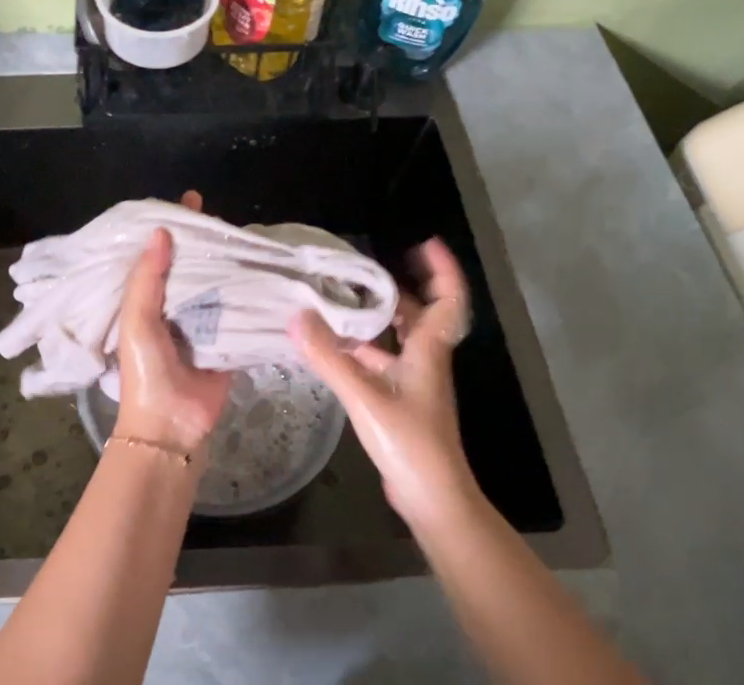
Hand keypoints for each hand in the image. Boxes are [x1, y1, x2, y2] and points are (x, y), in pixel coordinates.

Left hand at [113, 191, 232, 454]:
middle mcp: (174, 307)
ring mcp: (203, 324)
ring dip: (233, 265)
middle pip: (193, 266)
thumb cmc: (146, 372)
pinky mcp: (228, 341)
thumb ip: (146, 278)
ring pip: (219, 285)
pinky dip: (252, 295)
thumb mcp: (137, 320)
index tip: (192, 199)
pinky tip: (269, 273)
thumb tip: (161, 231)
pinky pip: (241, 312)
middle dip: (208, 243)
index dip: (173, 226)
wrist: (171, 427)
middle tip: (231, 218)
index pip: (159, 254)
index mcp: (146, 300)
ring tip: (254, 237)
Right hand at [290, 238, 478, 526]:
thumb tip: (296, 315)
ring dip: (377, 319)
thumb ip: (329, 357)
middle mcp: (426, 361)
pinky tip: (334, 349)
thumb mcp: (364, 396)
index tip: (423, 244)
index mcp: (429, 352)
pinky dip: (363, 349)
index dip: (441, 270)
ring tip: (341, 300)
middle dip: (399, 288)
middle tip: (365, 268)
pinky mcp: (401, 403)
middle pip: (419, 315)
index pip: (447, 301)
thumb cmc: (410, 443)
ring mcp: (414, 383)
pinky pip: (383, 362)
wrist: (432, 499)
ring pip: (399, 339)